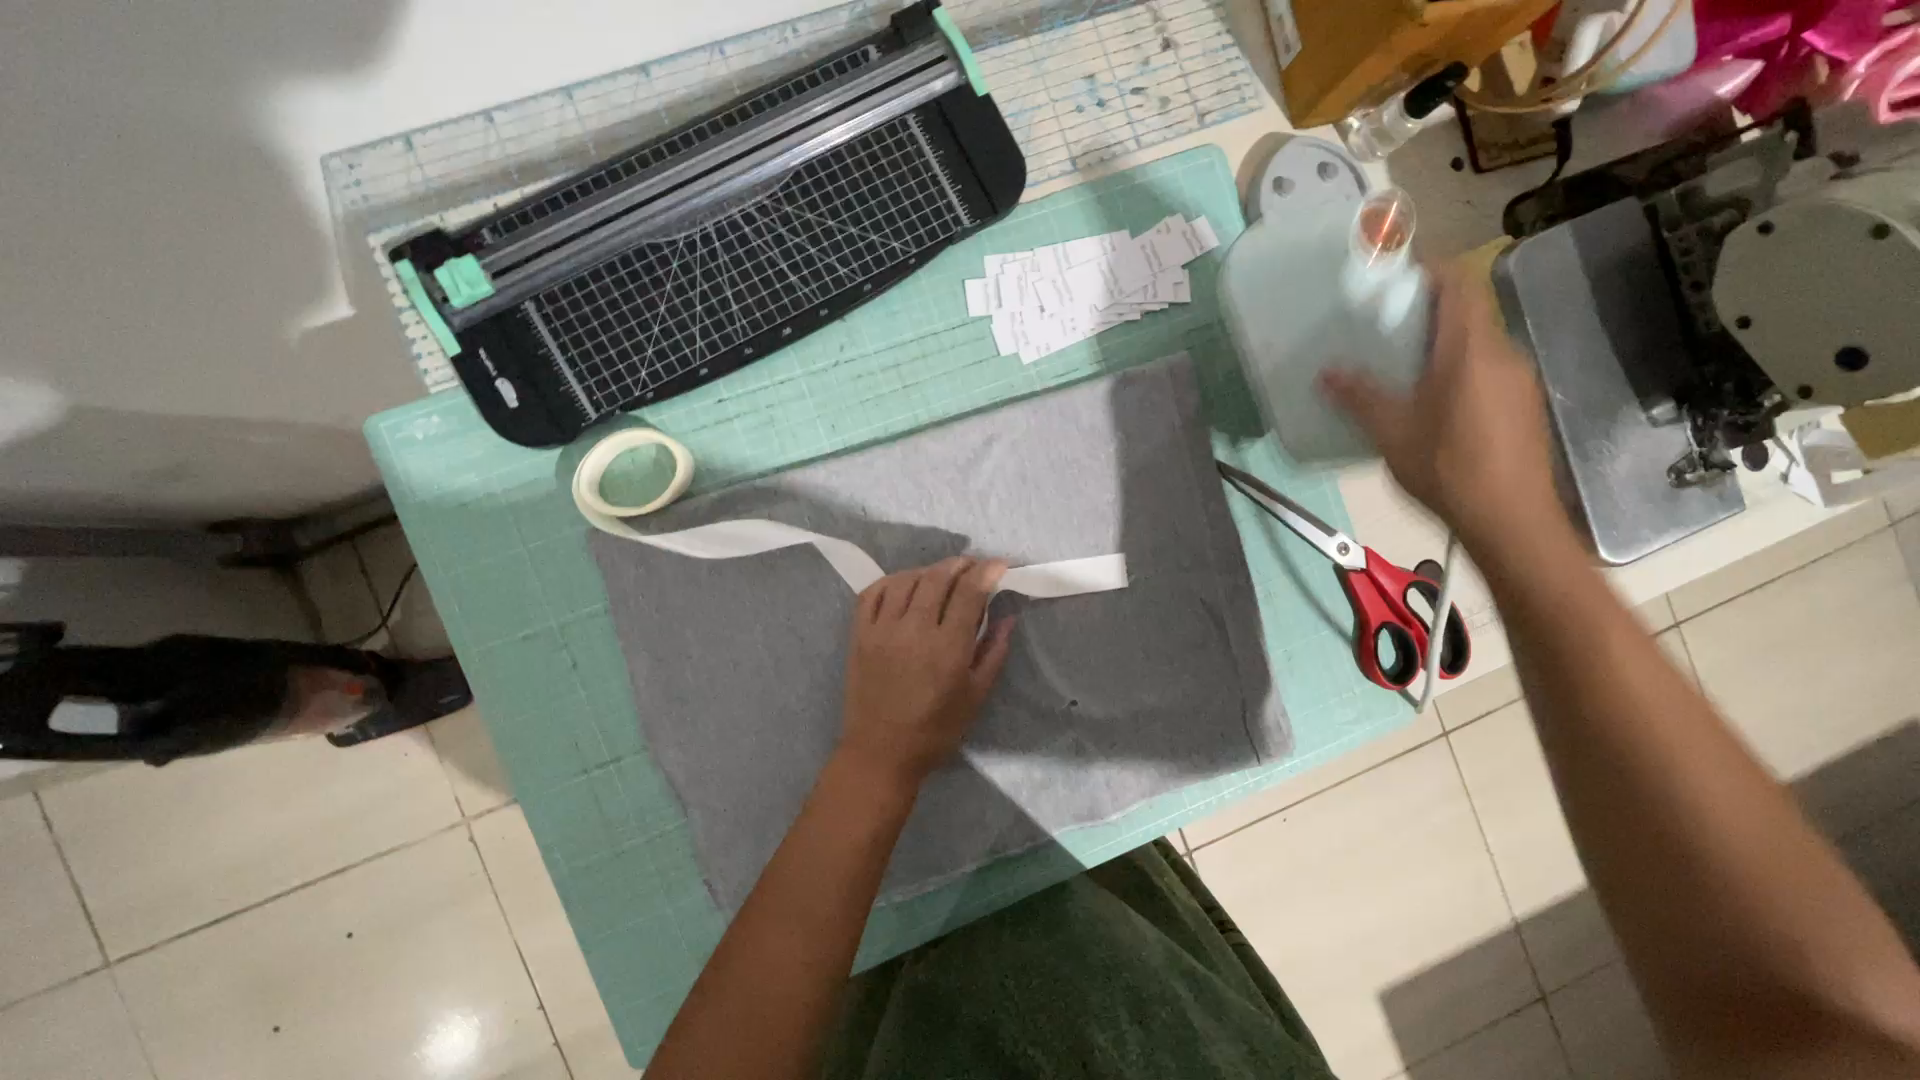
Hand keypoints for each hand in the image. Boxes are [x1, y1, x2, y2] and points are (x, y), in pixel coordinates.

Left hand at [838, 557, 1016, 785]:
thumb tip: (1008, 615)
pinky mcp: (859, 634)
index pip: (970, 592)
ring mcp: (882, 630)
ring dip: (929, 570)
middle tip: (974, 566)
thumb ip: (994, 651)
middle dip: (961, 564)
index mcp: (948, 648)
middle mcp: (914, 630)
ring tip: (943, 575)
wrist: (880, 753)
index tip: (1000, 565)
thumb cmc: (935, 731)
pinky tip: (906, 585)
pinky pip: (874, 592)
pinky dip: (893, 580)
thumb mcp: (976, 696)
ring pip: (906, 579)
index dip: (988, 571)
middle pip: (938, 577)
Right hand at [1318, 263, 1567, 554]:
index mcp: (1470, 350)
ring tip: (1400, 366)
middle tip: (1382, 325)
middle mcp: (1502, 354)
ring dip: (1441, 345)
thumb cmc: (1448, 470)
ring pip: (1477, 345)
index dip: (1430, 268)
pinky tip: (1432, 403)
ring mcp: (1518, 381)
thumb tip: (1327, 373)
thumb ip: (1360, 397)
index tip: (1395, 270)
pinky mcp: (1523, 406)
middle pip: (1467, 314)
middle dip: (1426, 312)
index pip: (1458, 284)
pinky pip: (1486, 371)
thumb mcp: (1392, 433)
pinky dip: (1458, 370)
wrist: (1512, 521)